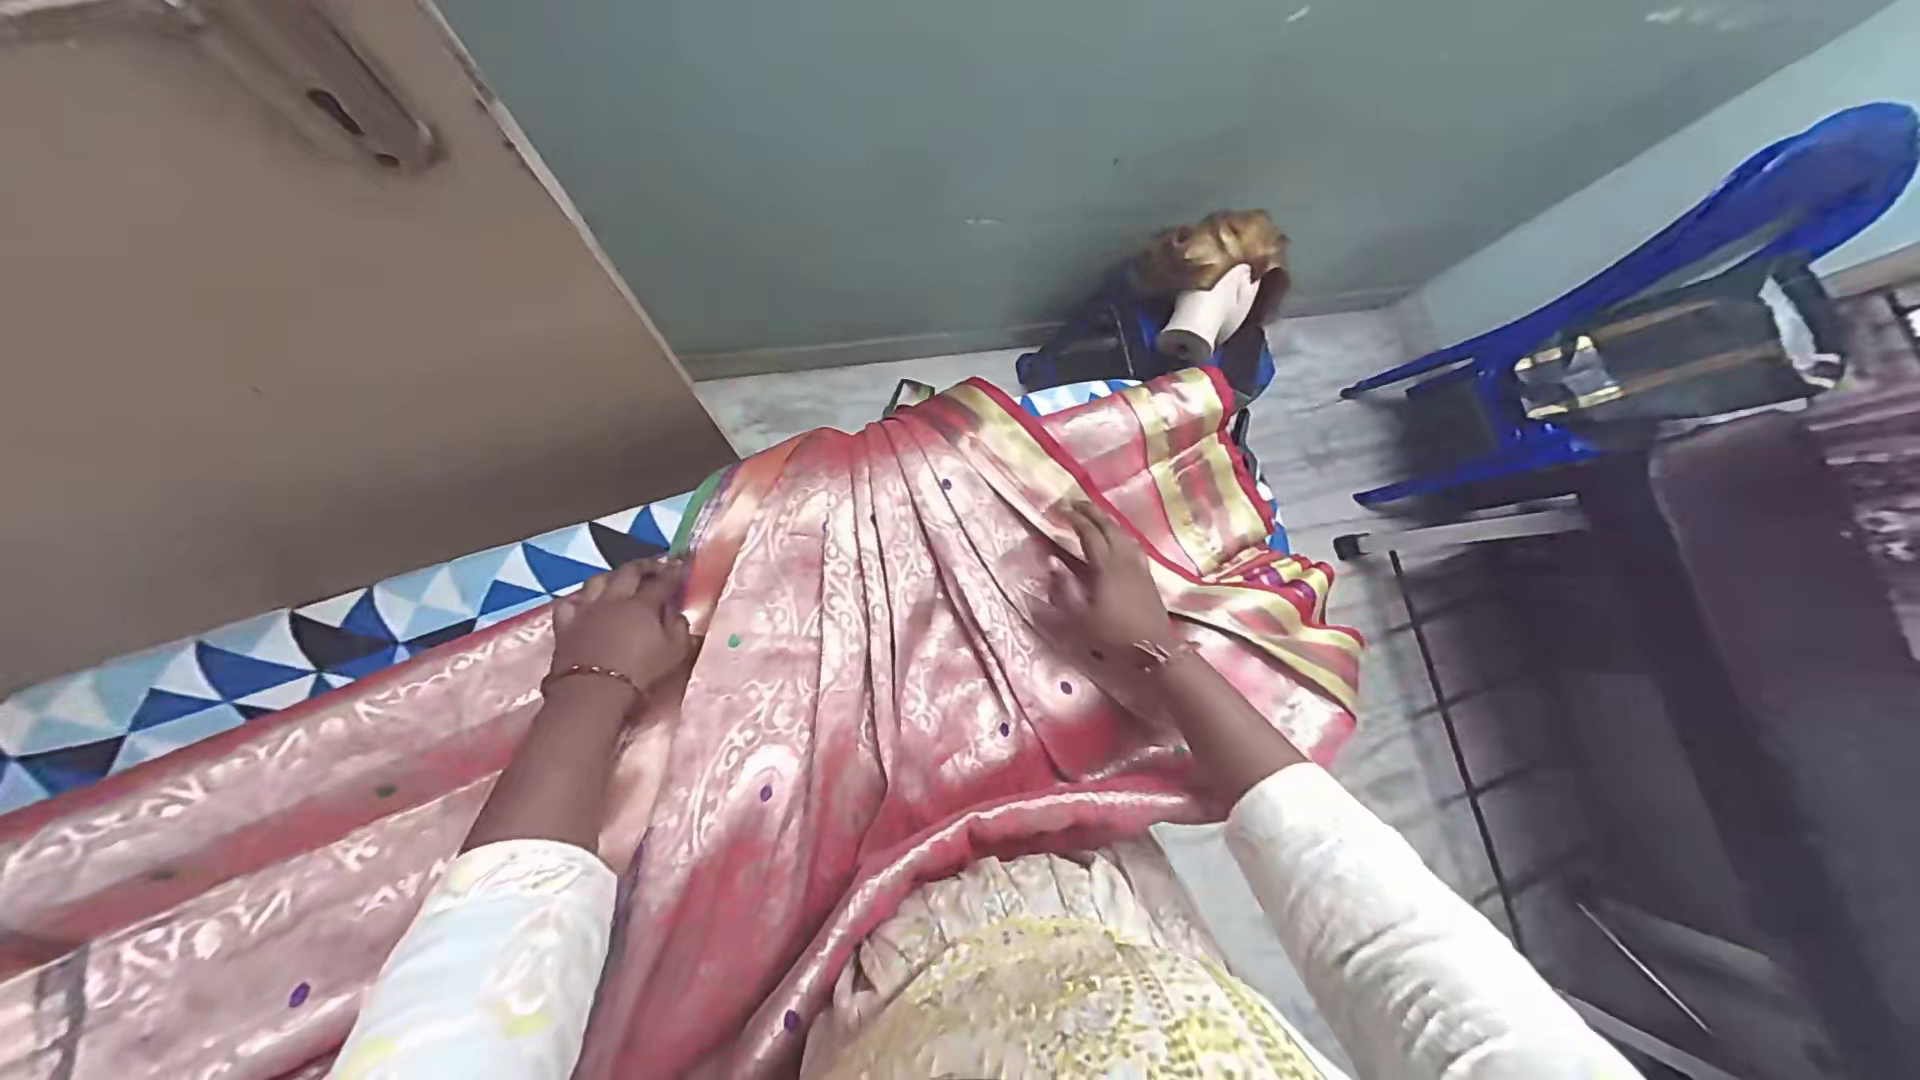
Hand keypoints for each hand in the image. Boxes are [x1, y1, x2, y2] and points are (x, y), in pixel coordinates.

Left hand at [550, 557, 692, 693]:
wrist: (592, 692)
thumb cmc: (640, 672)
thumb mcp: (675, 653)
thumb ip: (680, 629)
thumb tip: (677, 615)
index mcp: (643, 605)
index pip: (662, 581)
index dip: (673, 571)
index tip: (681, 565)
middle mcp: (614, 599)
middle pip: (629, 572)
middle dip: (645, 566)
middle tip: (656, 567)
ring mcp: (587, 609)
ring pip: (598, 580)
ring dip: (613, 576)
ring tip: (621, 580)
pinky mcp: (565, 624)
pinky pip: (571, 602)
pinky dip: (581, 598)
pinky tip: (587, 601)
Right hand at [1057, 503, 1175, 660]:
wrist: (1154, 648)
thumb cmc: (1113, 634)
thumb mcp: (1080, 615)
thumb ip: (1064, 587)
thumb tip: (1051, 560)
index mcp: (1106, 566)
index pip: (1089, 533)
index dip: (1074, 518)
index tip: (1060, 509)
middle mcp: (1124, 559)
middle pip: (1108, 526)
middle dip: (1091, 511)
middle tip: (1075, 504)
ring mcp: (1138, 565)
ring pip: (1123, 532)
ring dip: (1107, 520)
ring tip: (1095, 515)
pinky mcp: (1147, 574)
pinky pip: (1133, 544)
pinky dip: (1121, 533)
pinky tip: (1119, 538)